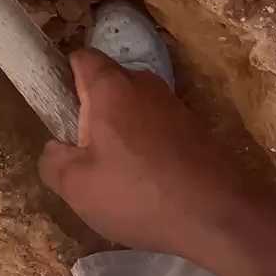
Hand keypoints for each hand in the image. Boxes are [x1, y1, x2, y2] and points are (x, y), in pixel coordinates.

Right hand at [40, 50, 275, 271]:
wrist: (224, 218)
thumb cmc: (139, 193)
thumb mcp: (76, 186)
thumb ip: (51, 160)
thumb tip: (56, 149)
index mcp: (110, 86)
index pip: (81, 58)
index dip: (65, 78)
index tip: (61, 113)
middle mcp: (144, 84)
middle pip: (107, 85)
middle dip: (92, 113)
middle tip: (86, 154)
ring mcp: (174, 105)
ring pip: (134, 109)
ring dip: (122, 134)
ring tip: (120, 177)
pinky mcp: (197, 129)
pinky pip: (158, 129)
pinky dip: (149, 149)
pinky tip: (150, 187)